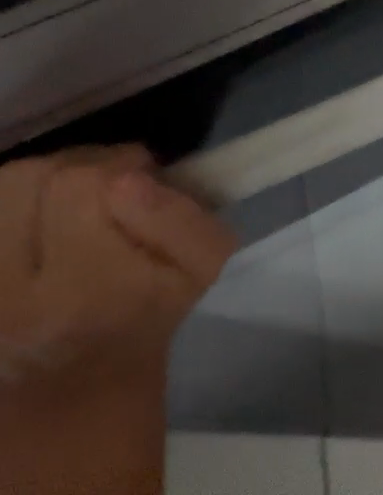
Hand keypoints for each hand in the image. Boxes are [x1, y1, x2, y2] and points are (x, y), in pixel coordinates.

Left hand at [0, 146, 235, 407]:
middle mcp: (9, 294)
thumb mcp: (202, 264)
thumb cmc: (152, 311)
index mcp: (87, 288)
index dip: (122, 165)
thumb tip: (131, 178)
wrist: (71, 377)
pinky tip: (37, 217)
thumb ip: (182, 217)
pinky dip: (15, 201)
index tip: (146, 173)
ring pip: (0, 186)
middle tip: (109, 182)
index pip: (87, 186)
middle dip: (78, 168)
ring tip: (71, 198)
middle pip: (30, 178)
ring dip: (41, 180)